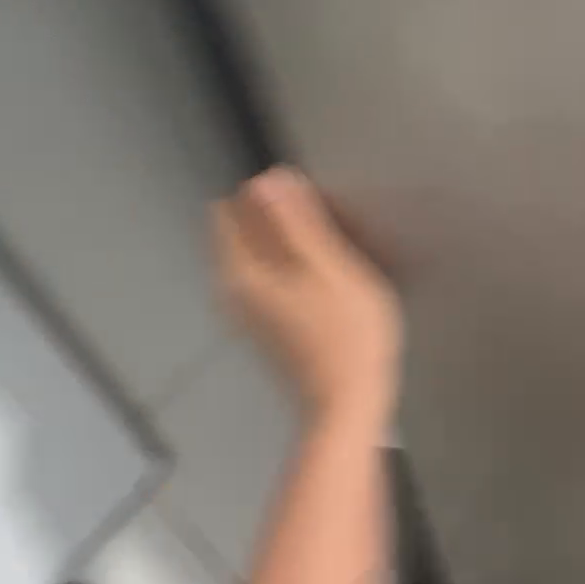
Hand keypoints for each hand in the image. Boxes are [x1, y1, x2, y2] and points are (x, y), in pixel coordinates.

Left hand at [213, 168, 400, 430]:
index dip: (281, 198)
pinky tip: (331, 295)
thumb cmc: (350, 337)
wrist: (349, 404)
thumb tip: (270, 179)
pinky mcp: (268, 330)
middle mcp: (234, 287)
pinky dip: (297, 278)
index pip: (241, 203)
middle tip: (334, 241)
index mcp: (243, 268)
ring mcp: (249, 312)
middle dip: (285, 223)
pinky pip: (274, 283)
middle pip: (248, 230)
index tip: (321, 217)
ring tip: (339, 268)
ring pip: (263, 258)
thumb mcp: (334, 271)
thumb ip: (300, 224)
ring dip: (296, 251)